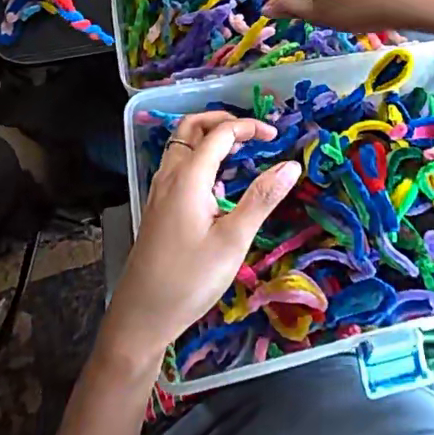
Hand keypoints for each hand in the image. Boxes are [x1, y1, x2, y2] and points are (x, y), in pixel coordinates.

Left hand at [101, 112, 301, 366]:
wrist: (142, 314)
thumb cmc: (190, 279)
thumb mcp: (233, 240)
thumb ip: (262, 199)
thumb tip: (291, 165)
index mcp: (188, 177)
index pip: (219, 134)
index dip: (249, 127)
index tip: (276, 136)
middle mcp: (169, 176)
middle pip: (191, 128)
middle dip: (222, 120)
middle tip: (252, 131)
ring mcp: (159, 191)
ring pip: (181, 147)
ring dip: (208, 138)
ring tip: (239, 151)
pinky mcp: (158, 207)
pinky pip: (178, 167)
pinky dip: (199, 159)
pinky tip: (218, 185)